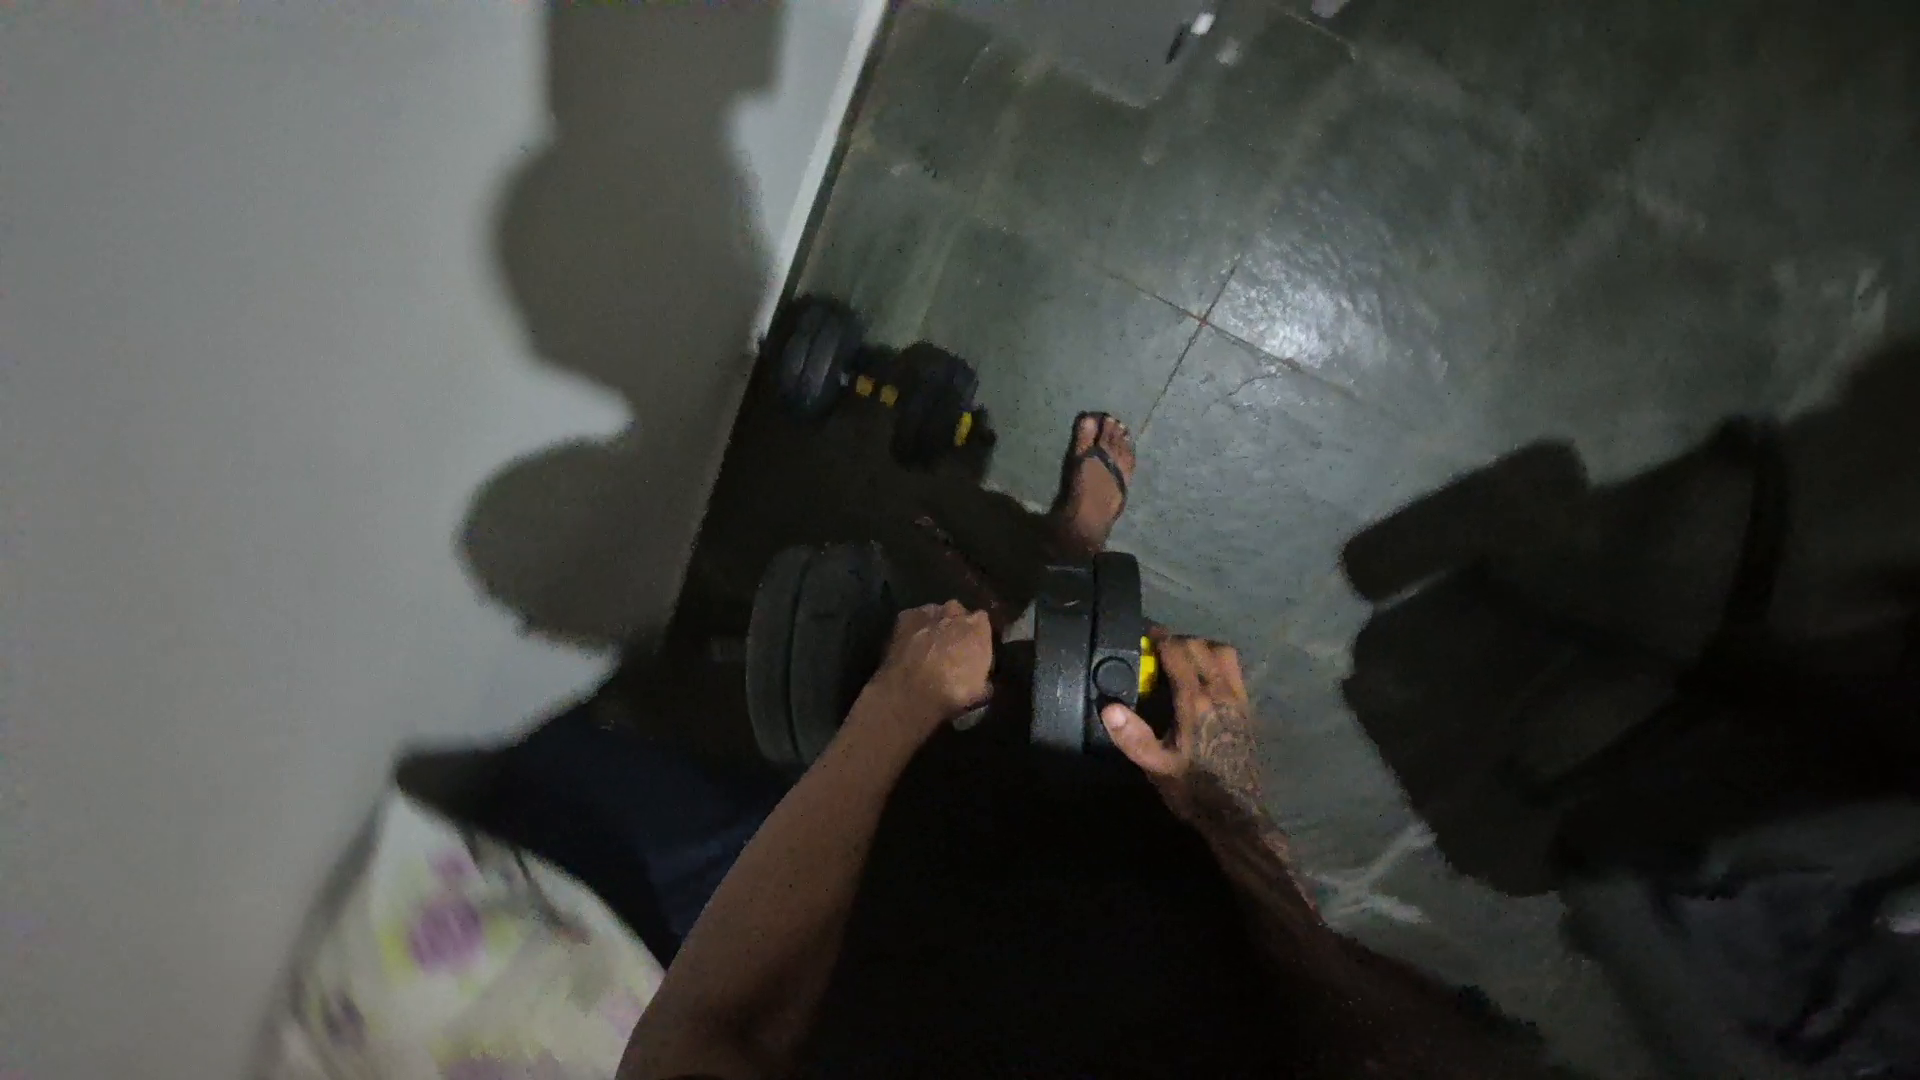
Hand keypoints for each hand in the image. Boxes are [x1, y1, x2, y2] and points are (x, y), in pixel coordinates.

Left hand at [864, 601, 992, 734]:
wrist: (913, 691)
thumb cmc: (953, 692)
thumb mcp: (981, 691)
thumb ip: (984, 677)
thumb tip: (983, 680)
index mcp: (979, 625)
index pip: (982, 621)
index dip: (977, 636)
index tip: (973, 651)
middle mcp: (955, 611)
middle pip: (958, 614)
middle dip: (956, 628)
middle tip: (951, 650)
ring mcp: (929, 612)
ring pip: (935, 614)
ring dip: (934, 627)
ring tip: (928, 649)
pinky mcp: (906, 617)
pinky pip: (914, 619)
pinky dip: (914, 628)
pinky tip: (910, 645)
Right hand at [1100, 629, 1260, 823]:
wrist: (1236, 814)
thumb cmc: (1192, 788)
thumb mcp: (1155, 766)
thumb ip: (1132, 736)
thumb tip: (1109, 707)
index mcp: (1195, 701)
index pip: (1179, 653)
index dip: (1161, 638)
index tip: (1145, 634)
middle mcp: (1220, 693)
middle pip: (1202, 646)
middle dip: (1178, 640)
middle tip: (1157, 650)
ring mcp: (1239, 699)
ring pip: (1224, 653)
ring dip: (1203, 647)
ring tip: (1183, 660)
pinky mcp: (1248, 710)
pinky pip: (1236, 671)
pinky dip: (1218, 663)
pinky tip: (1204, 680)